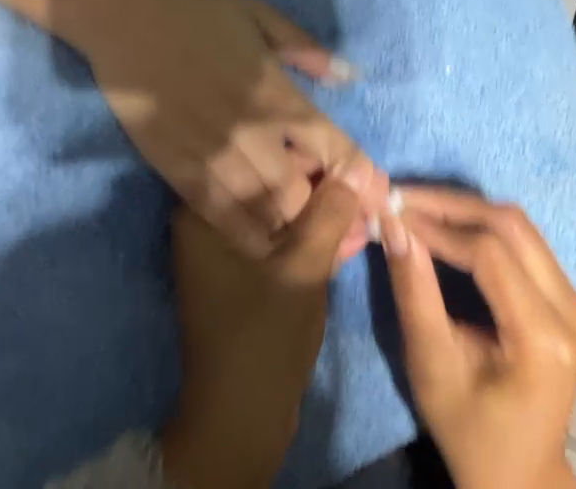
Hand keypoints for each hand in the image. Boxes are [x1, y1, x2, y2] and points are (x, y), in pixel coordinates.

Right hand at [77, 0, 385, 257]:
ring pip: (264, 214)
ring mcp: (213, 158)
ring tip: (305, 233)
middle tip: (336, 214)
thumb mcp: (260, 15)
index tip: (379, 196)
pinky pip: (220, 216)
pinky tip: (264, 243)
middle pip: (303, 196)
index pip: (335, 150)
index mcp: (277, 97)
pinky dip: (248, 235)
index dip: (363, 179)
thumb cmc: (196, 13)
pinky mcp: (178, 171)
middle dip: (327, 211)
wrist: (128, 22)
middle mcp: (252, 136)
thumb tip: (350, 76)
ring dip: (290, 228)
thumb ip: (306, 50)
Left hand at [161, 165, 367, 488]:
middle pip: (271, 186)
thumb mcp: (303, 266)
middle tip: (373, 190)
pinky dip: (310, 238)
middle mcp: (205, 219)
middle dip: (323, 189)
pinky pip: (277, 240)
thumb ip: (329, 213)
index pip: (260, 161)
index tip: (360, 165)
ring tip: (370, 212)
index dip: (315, 161)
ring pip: (279, 214)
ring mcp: (222, 247)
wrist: (241, 414)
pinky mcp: (240, 271)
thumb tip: (359, 168)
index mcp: (202, 208)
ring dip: (323, 214)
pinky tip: (351, 234)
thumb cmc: (264, 333)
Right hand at [381, 188, 575, 488]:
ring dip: (466, 211)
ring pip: (521, 228)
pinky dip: (482, 228)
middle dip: (451, 205)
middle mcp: (575, 313)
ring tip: (416, 208)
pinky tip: (445, 227)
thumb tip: (393, 225)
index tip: (391, 212)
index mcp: (545, 338)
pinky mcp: (572, 301)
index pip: (490, 252)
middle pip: (513, 227)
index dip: (437, 225)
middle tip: (400, 198)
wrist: (517, 471)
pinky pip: (526, 245)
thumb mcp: (431, 363)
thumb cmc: (468, 427)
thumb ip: (415, 291)